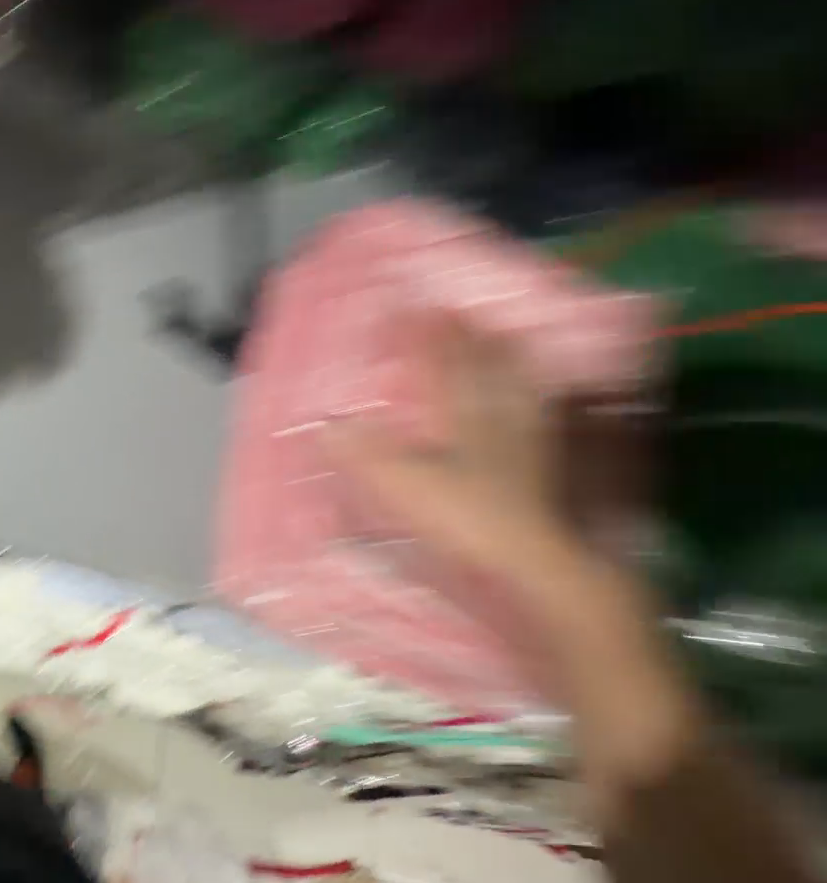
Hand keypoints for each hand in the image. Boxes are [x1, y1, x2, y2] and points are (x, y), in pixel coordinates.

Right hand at [322, 315, 657, 660]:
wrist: (540, 573)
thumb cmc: (466, 523)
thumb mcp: (401, 488)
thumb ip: (364, 454)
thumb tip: (326, 424)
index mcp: (466, 422)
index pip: (446, 369)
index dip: (431, 340)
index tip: (419, 309)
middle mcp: (504, 426)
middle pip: (491, 375)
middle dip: (477, 343)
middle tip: (470, 317)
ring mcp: (537, 451)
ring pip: (525, 397)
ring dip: (515, 369)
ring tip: (512, 346)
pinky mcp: (556, 478)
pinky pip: (551, 431)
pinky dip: (550, 411)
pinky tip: (552, 408)